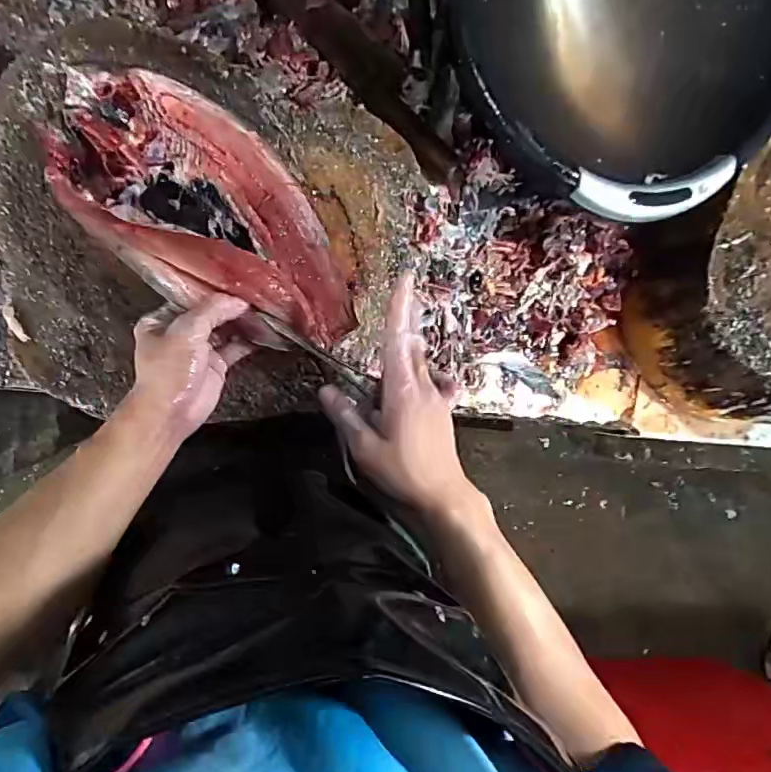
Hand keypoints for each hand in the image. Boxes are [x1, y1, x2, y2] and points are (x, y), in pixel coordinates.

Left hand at [119, 294, 255, 442]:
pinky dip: (248, 341)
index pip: (191, 298)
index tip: (237, 283)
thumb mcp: (187, 331)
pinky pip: (235, 348)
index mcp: (163, 320)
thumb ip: (212, 311)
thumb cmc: (169, 371)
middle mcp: (180, 332)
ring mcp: (199, 349)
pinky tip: (262, 331)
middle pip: (210, 313)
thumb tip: (239, 301)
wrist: (171, 413)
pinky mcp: (215, 365)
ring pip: (224, 329)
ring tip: (262, 311)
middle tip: (255, 296)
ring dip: (242, 322)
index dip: (213, 291)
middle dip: (231, 306)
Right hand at [318, 271, 480, 520]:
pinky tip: (413, 392)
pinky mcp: (443, 410)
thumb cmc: (402, 471)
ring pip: (418, 365)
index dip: (400, 306)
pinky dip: (421, 378)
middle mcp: (423, 385)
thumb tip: (327, 390)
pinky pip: (434, 383)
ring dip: (401, 362)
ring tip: (383, 392)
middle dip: (400, 328)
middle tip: (392, 323)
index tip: (406, 277)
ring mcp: (437, 397)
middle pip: (409, 347)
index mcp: (402, 389)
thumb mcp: (364, 447)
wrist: (443, 494)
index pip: (398, 339)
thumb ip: (345, 415)